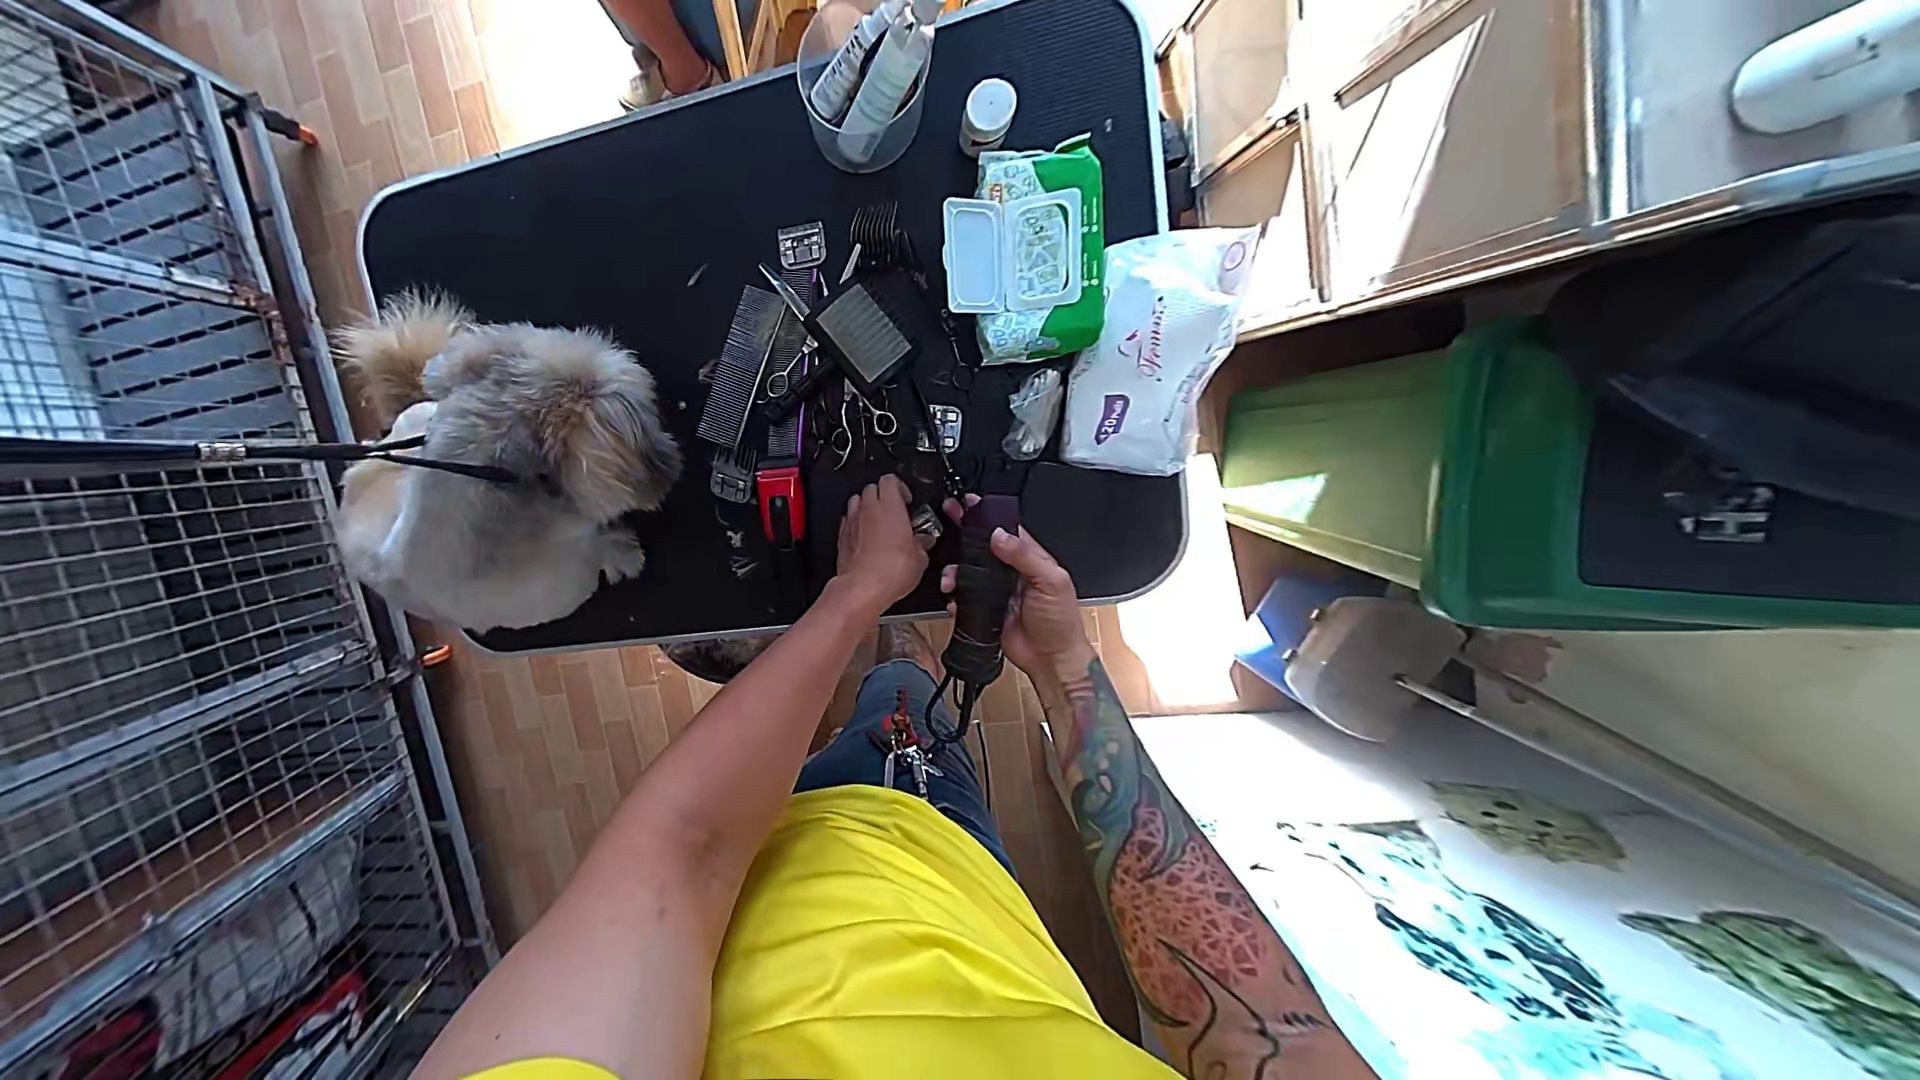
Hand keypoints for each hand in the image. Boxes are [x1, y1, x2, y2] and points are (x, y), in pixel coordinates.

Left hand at [834, 474, 931, 615]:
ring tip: (880, 521)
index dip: (900, 487)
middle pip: (872, 487)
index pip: (891, 480)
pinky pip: (847, 520)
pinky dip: (856, 523)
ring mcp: (853, 522)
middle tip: (896, 510)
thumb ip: (922, 544)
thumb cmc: (889, 571)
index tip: (907, 500)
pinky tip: (865, 536)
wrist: (863, 587)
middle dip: (884, 495)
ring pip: (857, 501)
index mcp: (890, 507)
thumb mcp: (920, 558)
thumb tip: (924, 543)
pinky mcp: (842, 537)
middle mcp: (869, 510)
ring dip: (868, 507)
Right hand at [940, 496, 1095, 689]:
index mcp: (1031, 559)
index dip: (988, 515)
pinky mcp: (987, 610)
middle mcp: (1013, 572)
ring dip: (956, 571)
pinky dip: (956, 598)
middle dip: (966, 532)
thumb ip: (1026, 556)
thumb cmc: (1061, 622)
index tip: (971, 503)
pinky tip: (955, 599)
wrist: (1052, 659)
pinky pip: (966, 598)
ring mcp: (998, 591)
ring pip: (970, 572)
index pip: (1007, 529)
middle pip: (984, 546)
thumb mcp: (1051, 581)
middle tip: (951, 515)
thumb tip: (1000, 536)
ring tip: (951, 577)